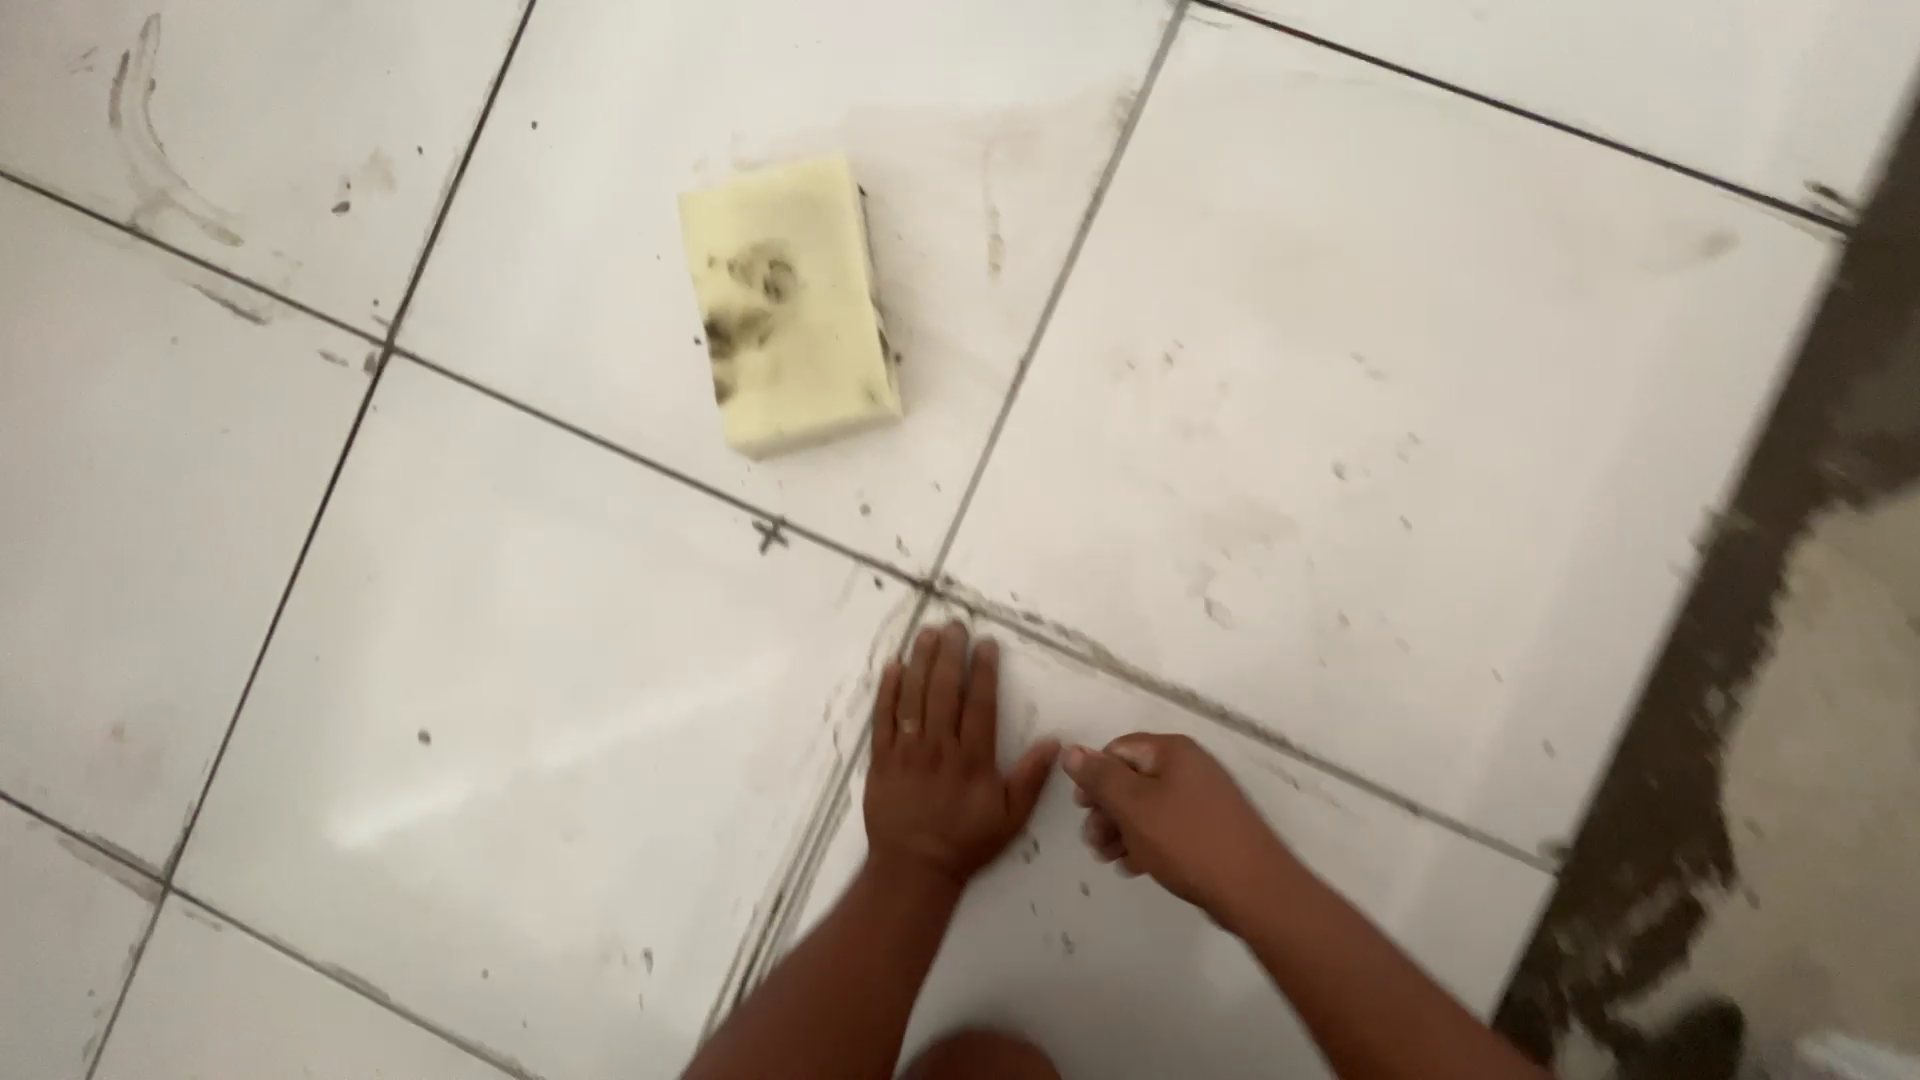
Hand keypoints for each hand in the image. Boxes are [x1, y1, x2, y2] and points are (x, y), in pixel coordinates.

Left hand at [864, 620, 1060, 887]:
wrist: (914, 868)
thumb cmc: (966, 841)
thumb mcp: (1010, 817)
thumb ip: (1031, 777)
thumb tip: (1054, 742)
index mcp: (972, 758)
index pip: (979, 703)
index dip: (983, 670)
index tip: (986, 643)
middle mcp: (939, 747)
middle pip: (944, 691)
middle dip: (950, 654)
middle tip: (953, 624)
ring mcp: (907, 751)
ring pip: (913, 697)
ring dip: (920, 662)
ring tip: (926, 633)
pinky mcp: (882, 759)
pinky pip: (883, 718)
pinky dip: (886, 691)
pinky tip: (892, 666)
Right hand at [1064, 733, 1306, 929]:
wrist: (1256, 891)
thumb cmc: (1188, 841)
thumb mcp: (1134, 806)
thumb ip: (1100, 777)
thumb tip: (1072, 751)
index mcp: (1172, 751)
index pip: (1118, 750)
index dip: (1094, 777)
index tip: (1082, 809)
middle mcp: (1190, 767)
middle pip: (1132, 779)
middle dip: (1107, 810)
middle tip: (1094, 844)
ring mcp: (1204, 799)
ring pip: (1149, 807)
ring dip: (1122, 830)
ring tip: (1110, 859)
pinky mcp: (1212, 829)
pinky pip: (1169, 827)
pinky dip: (1147, 842)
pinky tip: (1135, 867)